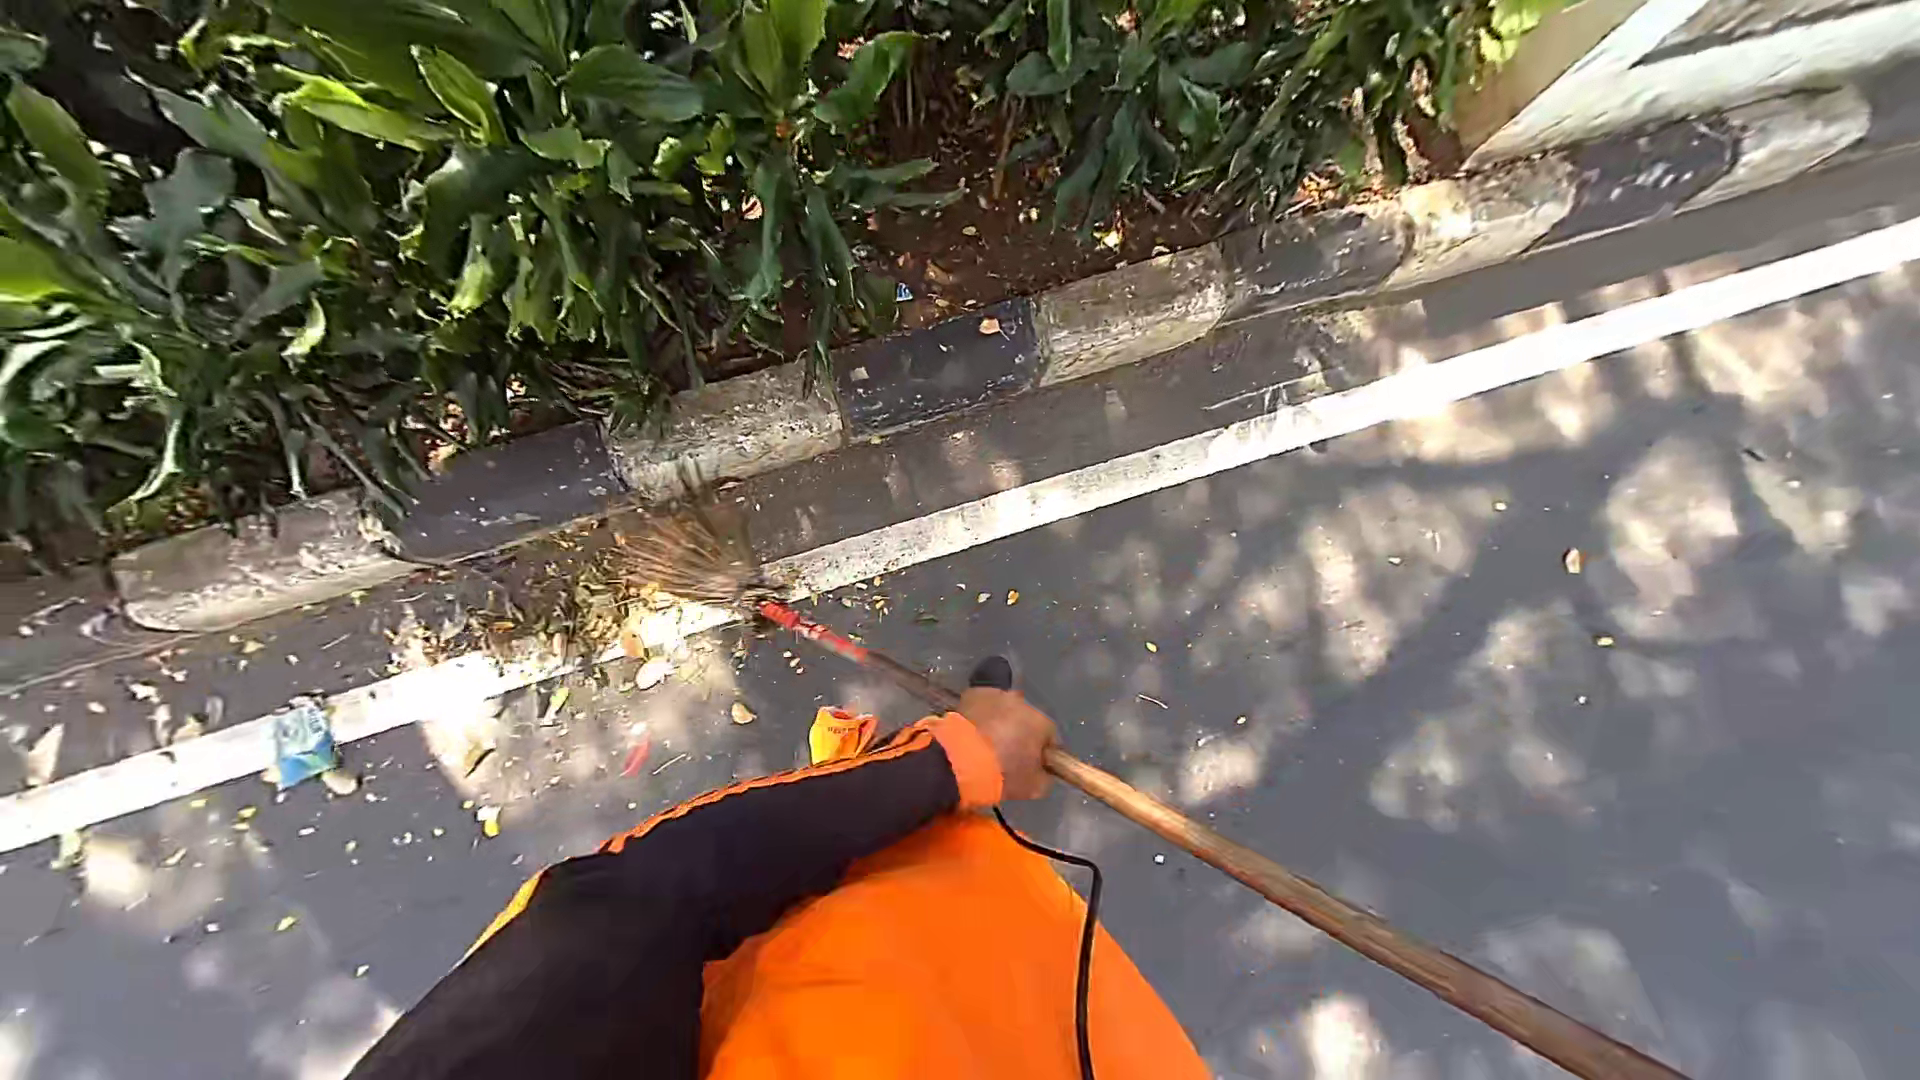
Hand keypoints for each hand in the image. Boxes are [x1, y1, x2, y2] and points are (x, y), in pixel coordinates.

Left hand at [956, 686, 1054, 800]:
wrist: (962, 760)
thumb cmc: (1003, 773)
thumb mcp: (1034, 786)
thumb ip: (1044, 775)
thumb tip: (1042, 769)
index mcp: (1041, 722)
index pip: (1050, 736)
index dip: (1042, 751)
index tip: (1032, 764)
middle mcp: (1023, 702)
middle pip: (1027, 719)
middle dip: (1021, 733)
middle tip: (1007, 753)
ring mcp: (997, 695)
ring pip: (1004, 709)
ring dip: (1000, 722)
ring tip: (986, 742)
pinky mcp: (974, 693)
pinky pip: (983, 704)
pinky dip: (981, 715)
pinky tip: (973, 731)